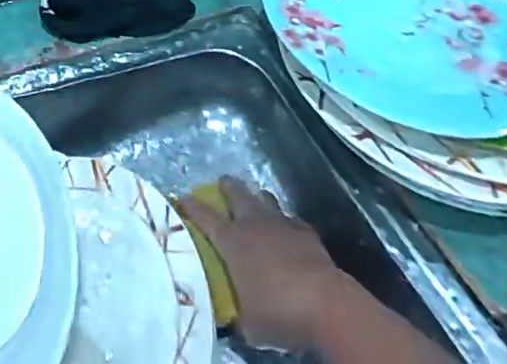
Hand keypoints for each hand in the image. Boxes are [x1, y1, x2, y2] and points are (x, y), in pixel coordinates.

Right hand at [182, 179, 452, 362]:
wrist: (326, 304)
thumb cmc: (278, 312)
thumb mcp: (246, 322)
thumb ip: (232, 309)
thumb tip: (227, 311)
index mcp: (231, 240)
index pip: (203, 215)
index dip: (189, 205)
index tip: (180, 197)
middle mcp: (252, 223)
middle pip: (236, 192)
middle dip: (226, 186)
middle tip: (221, 185)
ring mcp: (280, 223)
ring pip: (263, 198)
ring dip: (256, 198)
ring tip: (253, 202)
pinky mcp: (305, 230)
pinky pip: (289, 218)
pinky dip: (284, 222)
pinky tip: (285, 230)